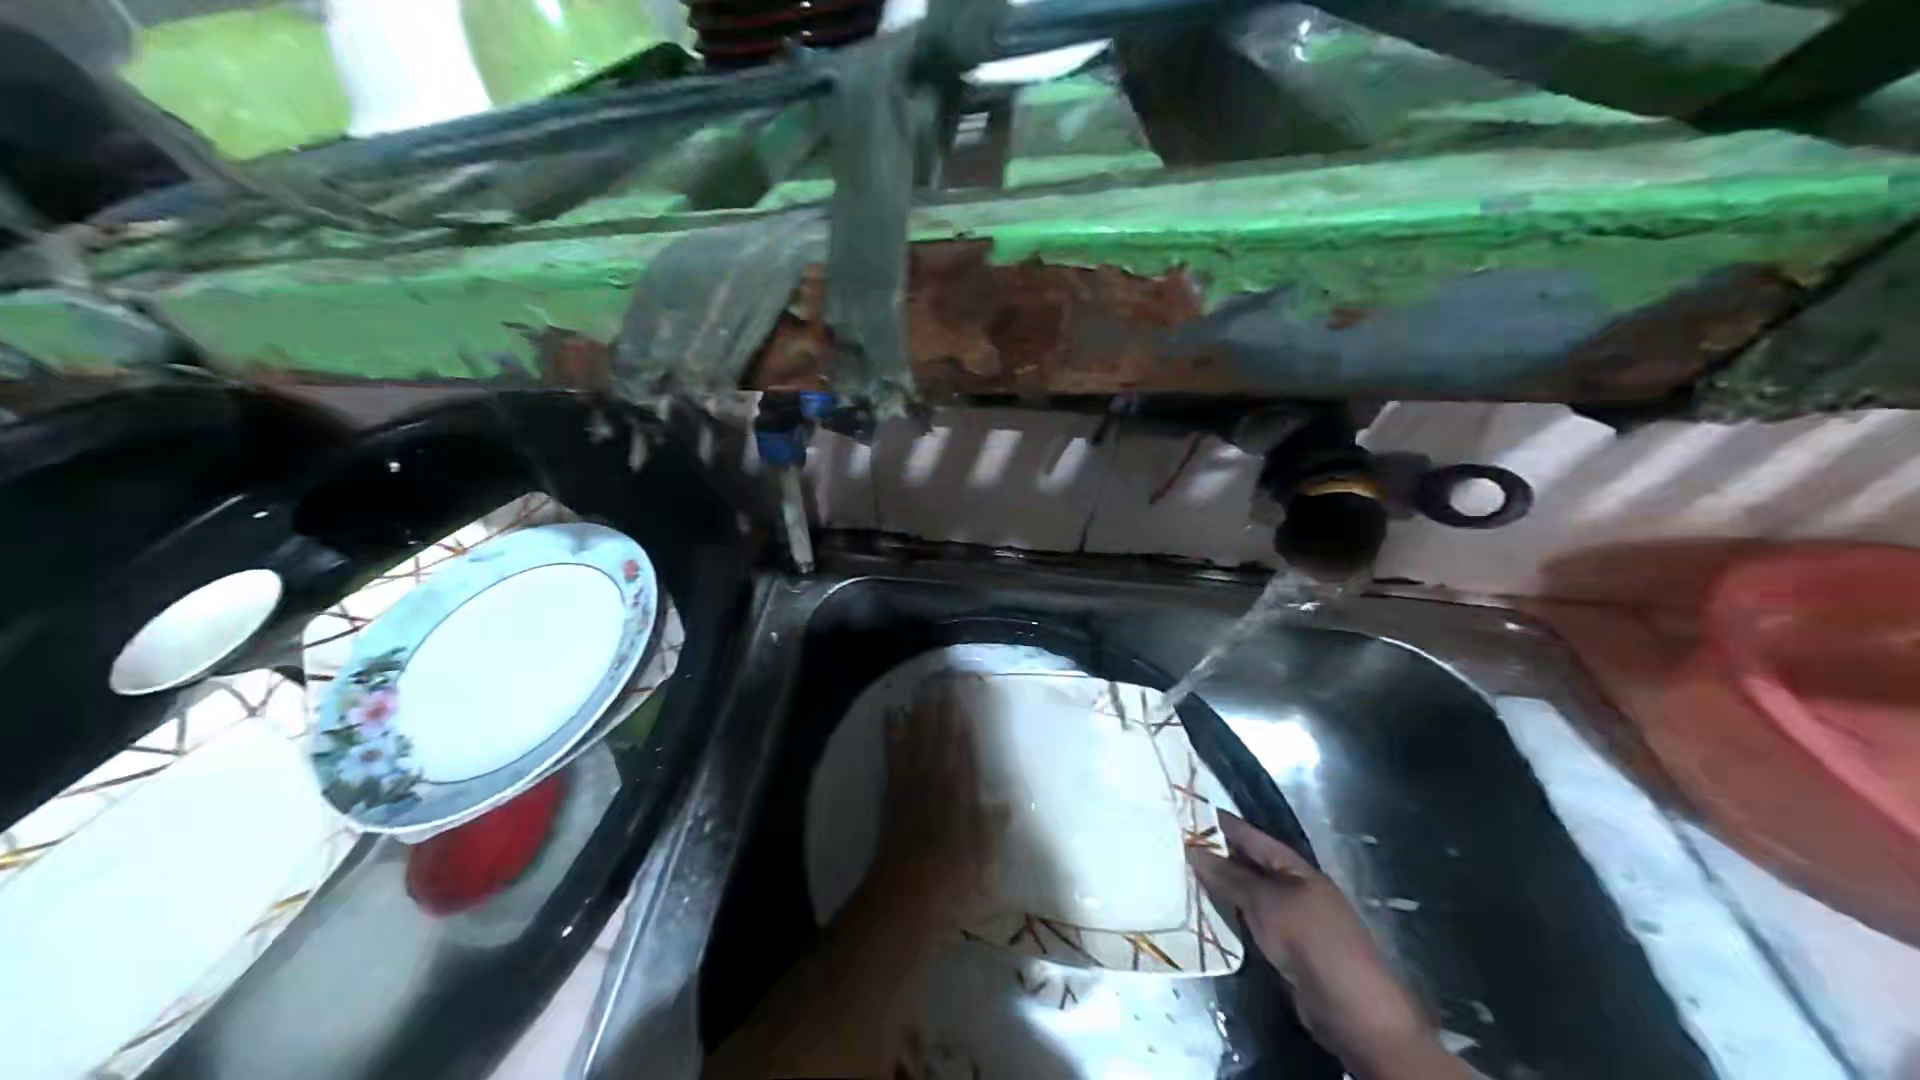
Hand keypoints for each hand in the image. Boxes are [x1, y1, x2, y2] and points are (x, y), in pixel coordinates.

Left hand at [871, 677, 1004, 922]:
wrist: (907, 891)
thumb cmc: (951, 879)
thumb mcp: (982, 856)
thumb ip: (992, 828)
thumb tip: (1006, 805)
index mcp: (963, 797)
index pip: (966, 754)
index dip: (966, 726)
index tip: (966, 701)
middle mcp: (939, 784)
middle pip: (942, 740)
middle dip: (944, 711)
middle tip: (944, 682)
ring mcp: (913, 785)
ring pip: (918, 741)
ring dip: (921, 716)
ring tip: (922, 691)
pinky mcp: (893, 791)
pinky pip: (893, 756)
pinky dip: (892, 734)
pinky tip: (890, 716)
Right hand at [1189, 812, 1463, 1078]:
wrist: (1350, 1008)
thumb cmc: (1311, 940)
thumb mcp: (1265, 901)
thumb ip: (1229, 876)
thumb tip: (1193, 850)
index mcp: (1294, 867)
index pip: (1251, 836)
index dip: (1222, 823)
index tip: (1187, 810)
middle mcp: (1292, 887)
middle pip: (1248, 864)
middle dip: (1215, 854)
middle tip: (1174, 843)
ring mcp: (1289, 918)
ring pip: (1246, 893)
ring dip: (1218, 886)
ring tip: (1181, 873)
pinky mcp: (1283, 947)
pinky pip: (1248, 920)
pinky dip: (1227, 914)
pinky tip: (1203, 910)